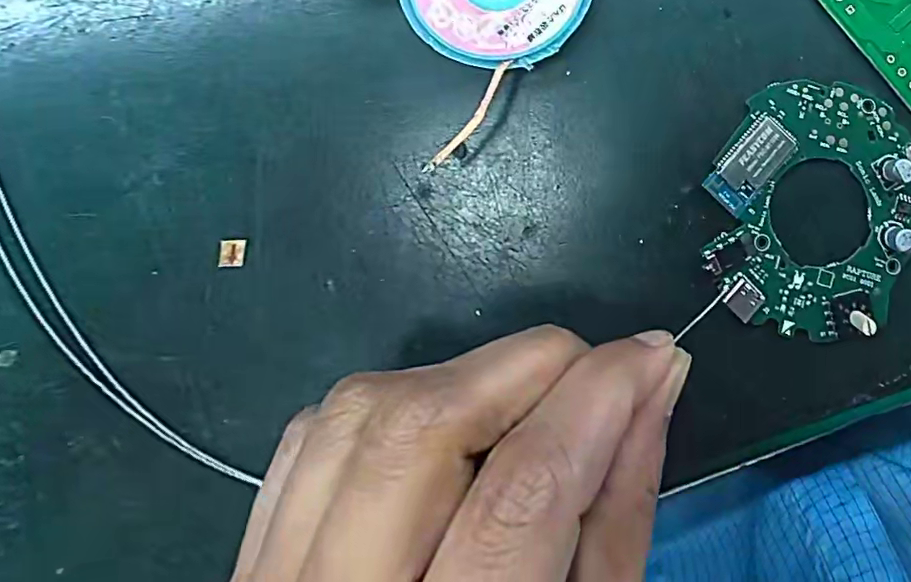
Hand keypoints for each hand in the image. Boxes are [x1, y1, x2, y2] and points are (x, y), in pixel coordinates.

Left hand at [231, 325, 690, 581]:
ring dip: (467, 376)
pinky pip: (321, 430)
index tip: (654, 352)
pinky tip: (444, 426)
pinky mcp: (255, 544)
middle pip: (427, 426)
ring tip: (526, 402)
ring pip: (367, 409)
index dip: (600, 395)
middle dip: (532, 366)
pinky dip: (398, 399)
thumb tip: (654, 377)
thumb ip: (620, 504)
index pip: (523, 488)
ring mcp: (275, 577)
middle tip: (592, 374)